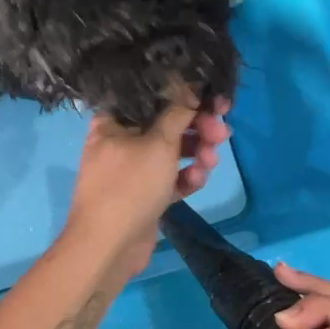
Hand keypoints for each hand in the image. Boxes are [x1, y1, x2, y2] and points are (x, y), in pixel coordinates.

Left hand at [63, 97, 231, 279]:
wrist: (108, 246)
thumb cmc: (129, 186)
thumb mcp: (158, 143)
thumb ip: (179, 111)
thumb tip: (192, 83)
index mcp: (114, 121)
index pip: (154, 97)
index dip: (186, 95)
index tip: (216, 100)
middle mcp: (122, 140)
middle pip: (168, 124)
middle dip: (198, 128)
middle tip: (221, 133)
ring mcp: (133, 169)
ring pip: (173, 152)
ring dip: (197, 153)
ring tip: (210, 161)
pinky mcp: (145, 194)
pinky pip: (171, 178)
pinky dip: (186, 177)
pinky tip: (196, 181)